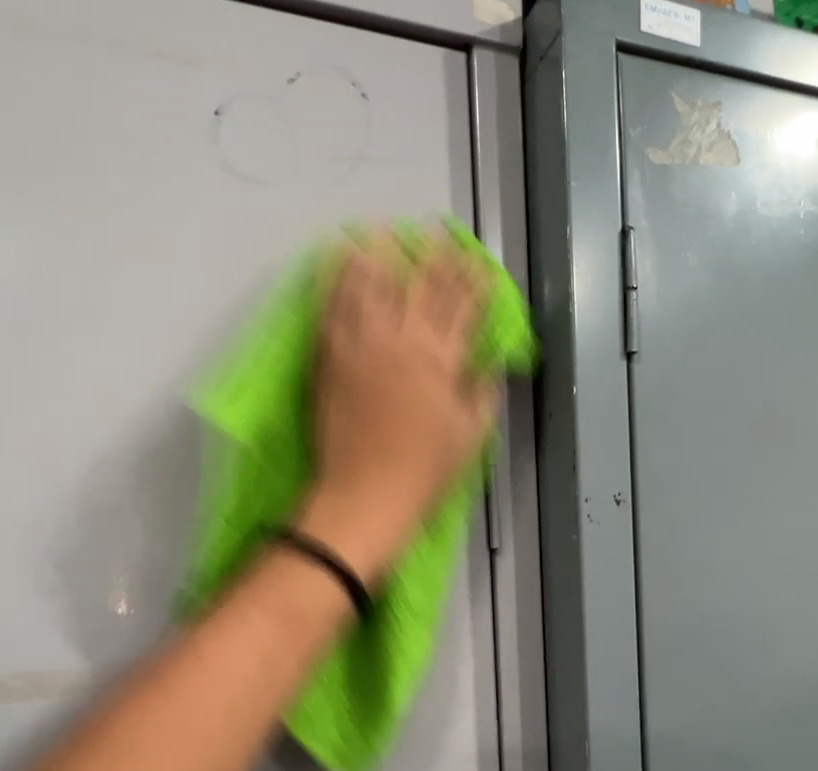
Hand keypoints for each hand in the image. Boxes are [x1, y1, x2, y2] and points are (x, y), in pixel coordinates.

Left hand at [297, 231, 501, 583]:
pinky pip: (332, 306)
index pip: (463, 306)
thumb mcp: (473, 436)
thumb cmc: (425, 472)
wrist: (363, 495)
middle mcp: (403, 341)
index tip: (479, 261)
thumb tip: (487, 364)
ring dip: (380, 253)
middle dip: (434, 257)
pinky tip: (337, 259)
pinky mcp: (330, 355)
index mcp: (442, 360)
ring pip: (371, 285)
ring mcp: (362, 344)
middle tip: (438, 234)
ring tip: (382, 229)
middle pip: (421, 286)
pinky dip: (335, 278)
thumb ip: (483, 393)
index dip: (474, 280)